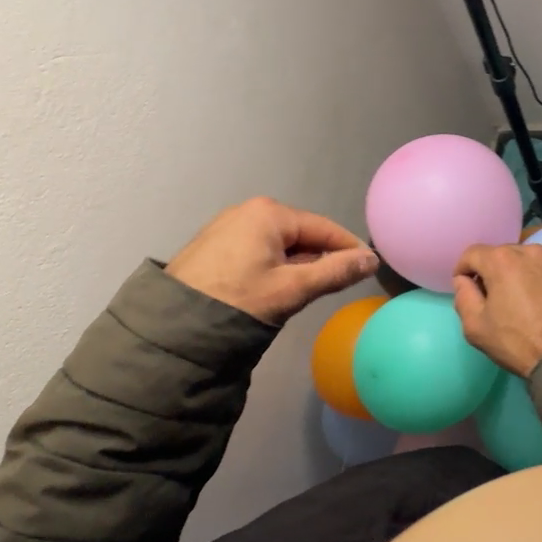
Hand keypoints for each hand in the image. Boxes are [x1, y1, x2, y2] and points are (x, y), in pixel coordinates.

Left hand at [166, 198, 377, 325]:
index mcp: (270, 213)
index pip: (325, 228)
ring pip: (280, 244)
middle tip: (336, 285)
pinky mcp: (212, 246)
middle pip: (302, 234)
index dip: (349, 249)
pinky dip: (273, 266)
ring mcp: (227, 226)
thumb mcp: (293, 289)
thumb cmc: (237, 303)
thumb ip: (336, 272)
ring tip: (305, 291)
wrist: (169, 331)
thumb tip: (372, 260)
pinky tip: (274, 290)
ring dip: (296, 265)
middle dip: (320, 258)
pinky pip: (258, 250)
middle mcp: (248, 210)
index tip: (368, 269)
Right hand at [452, 244, 541, 376]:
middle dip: (494, 271)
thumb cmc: (517, 341)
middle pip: (503, 254)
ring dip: (522, 274)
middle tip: (495, 297)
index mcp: (502, 260)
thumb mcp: (476, 326)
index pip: (473, 253)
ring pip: (530, 260)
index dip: (464, 269)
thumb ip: (463, 296)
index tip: (466, 286)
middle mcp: (531, 251)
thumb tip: (463, 280)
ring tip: (524, 300)